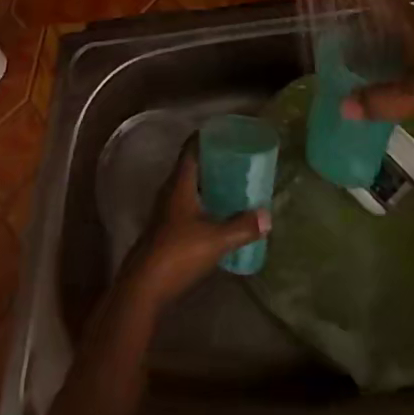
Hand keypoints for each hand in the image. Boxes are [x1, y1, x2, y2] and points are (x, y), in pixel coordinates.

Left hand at [120, 146, 268, 306]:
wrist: (146, 282)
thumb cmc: (179, 252)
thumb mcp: (216, 239)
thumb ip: (242, 226)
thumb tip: (267, 215)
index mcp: (179, 184)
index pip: (190, 150)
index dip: (204, 138)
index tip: (224, 132)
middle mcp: (169, 191)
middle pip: (190, 167)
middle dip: (211, 161)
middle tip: (237, 158)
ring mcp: (165, 210)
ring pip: (188, 187)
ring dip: (207, 183)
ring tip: (233, 184)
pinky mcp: (166, 228)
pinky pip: (187, 205)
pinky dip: (203, 202)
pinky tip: (218, 214)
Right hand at [341, 8, 413, 143]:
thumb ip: (381, 101)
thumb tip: (340, 107)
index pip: (383, 8)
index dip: (359, 12)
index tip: (334, 22)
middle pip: (392, 26)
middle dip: (367, 36)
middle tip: (338, 49)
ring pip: (406, 44)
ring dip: (383, 54)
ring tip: (356, 68)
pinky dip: (399, 69)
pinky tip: (389, 84)